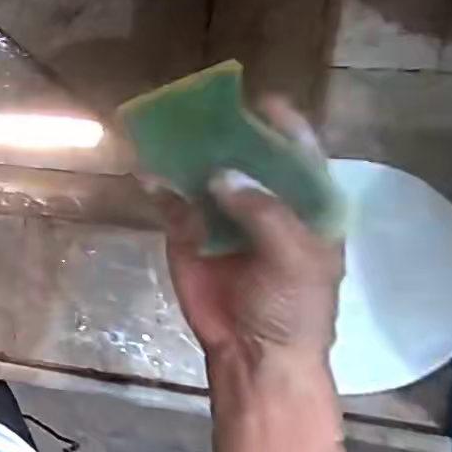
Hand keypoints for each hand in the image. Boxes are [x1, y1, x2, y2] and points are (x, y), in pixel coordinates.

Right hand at [157, 97, 343, 370]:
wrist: (251, 349)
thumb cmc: (293, 307)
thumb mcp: (295, 261)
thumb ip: (265, 215)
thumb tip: (220, 173)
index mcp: (305, 209)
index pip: (299, 159)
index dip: (286, 128)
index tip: (264, 102)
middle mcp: (262, 203)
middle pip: (244, 157)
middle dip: (225, 132)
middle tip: (201, 108)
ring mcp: (221, 214)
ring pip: (201, 172)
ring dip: (183, 151)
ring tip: (165, 127)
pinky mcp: (186, 228)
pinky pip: (169, 197)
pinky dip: (157, 182)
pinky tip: (146, 171)